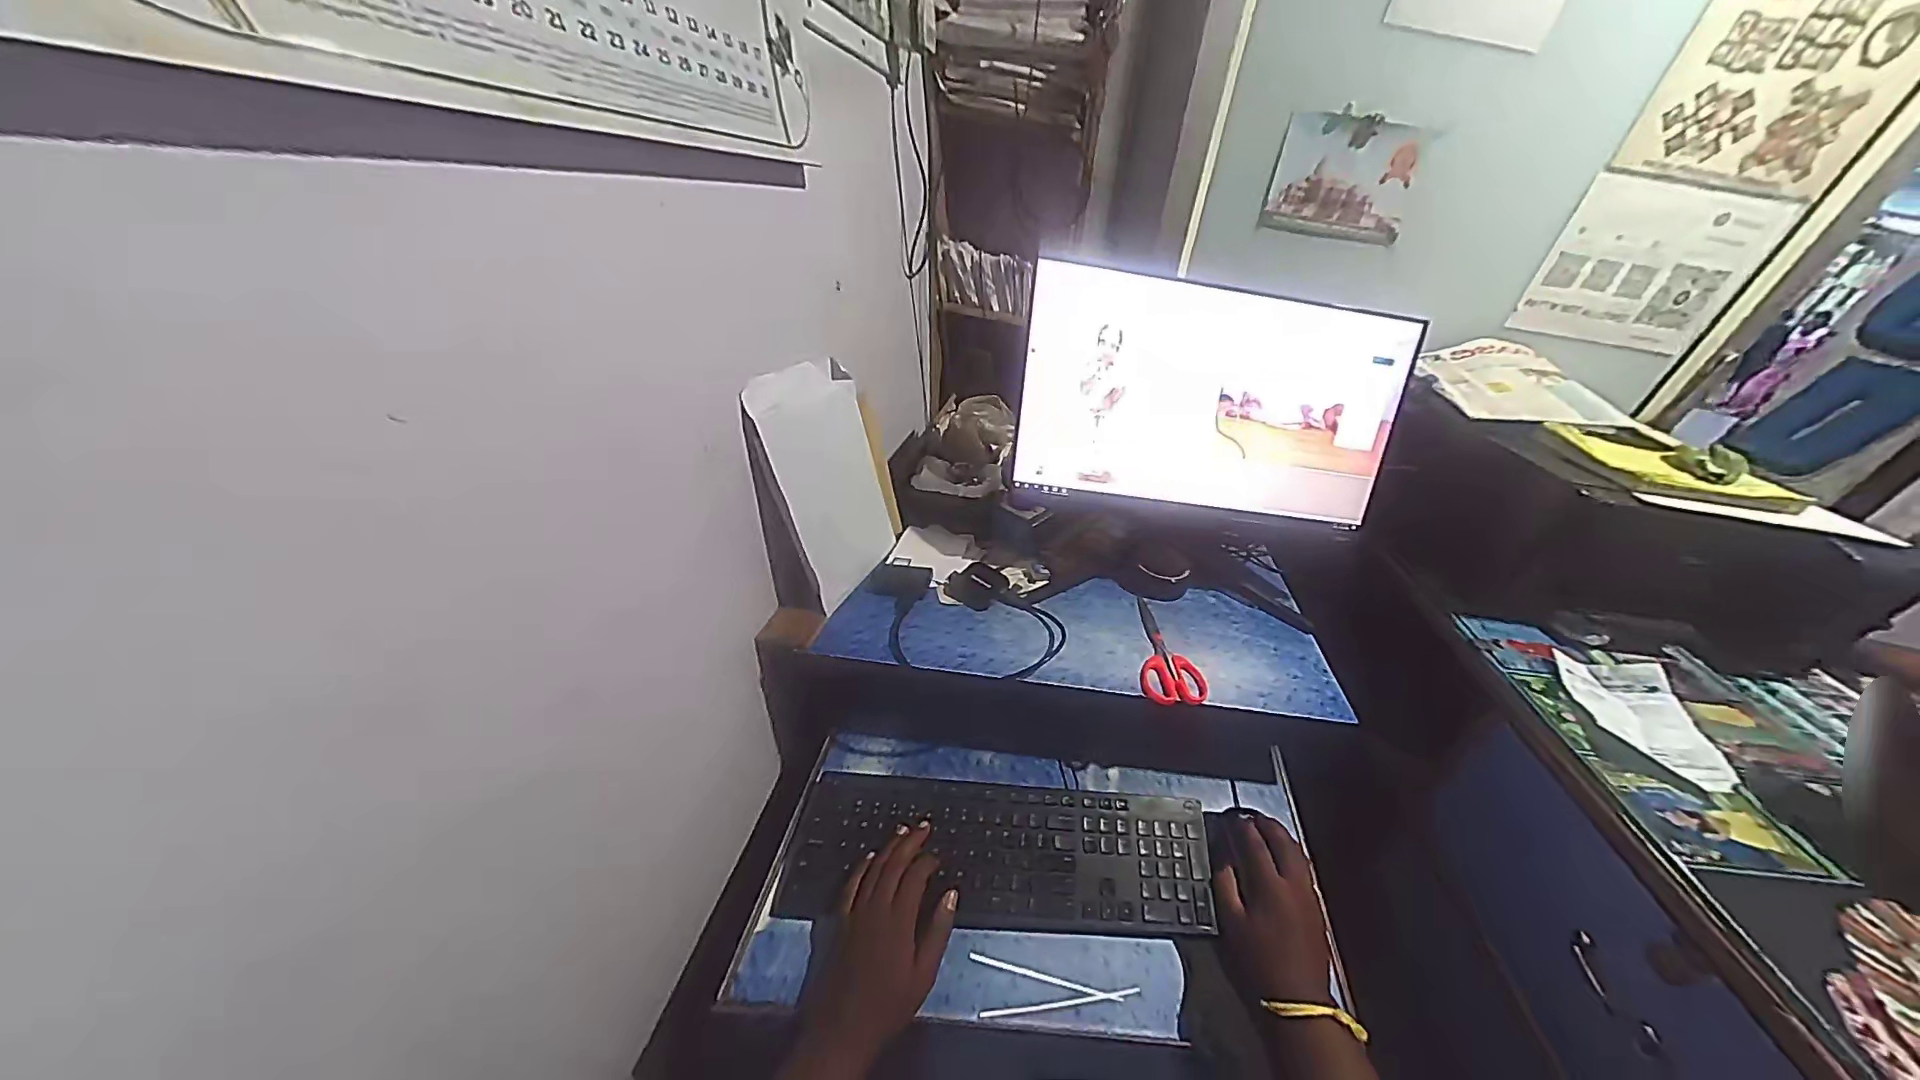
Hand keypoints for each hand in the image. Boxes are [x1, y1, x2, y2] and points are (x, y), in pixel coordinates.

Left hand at [779, 822, 956, 1079]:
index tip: (938, 857)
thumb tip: (951, 895)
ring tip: (902, 831)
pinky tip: (869, 856)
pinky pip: (850, 884)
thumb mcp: (923, 974)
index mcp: (898, 921)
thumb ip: (938, 930)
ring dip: (888, 847)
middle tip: (923, 826)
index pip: (915, 876)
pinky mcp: (837, 921)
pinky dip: (861, 866)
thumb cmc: (887, 1006)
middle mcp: (874, 910)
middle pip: (893, 864)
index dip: (928, 861)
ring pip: (872, 868)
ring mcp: (853, 913)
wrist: (841, 1029)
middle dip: (910, 841)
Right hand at [1213, 812, 1375, 1079]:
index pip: (1254, 843)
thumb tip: (1224, 857)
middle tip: (1249, 815)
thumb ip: (1225, 883)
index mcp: (1268, 885)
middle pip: (1281, 841)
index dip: (1240, 826)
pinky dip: (1290, 851)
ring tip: (1265, 827)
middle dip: (1264, 824)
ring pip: (1296, 852)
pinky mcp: (1316, 904)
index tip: (1230, 817)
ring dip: (1280, 835)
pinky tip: (1282, 853)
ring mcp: (1308, 893)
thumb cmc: (1257, 959)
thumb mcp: (1230, 921)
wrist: (1298, 996)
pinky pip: (1303, 866)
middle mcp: (1292, 882)